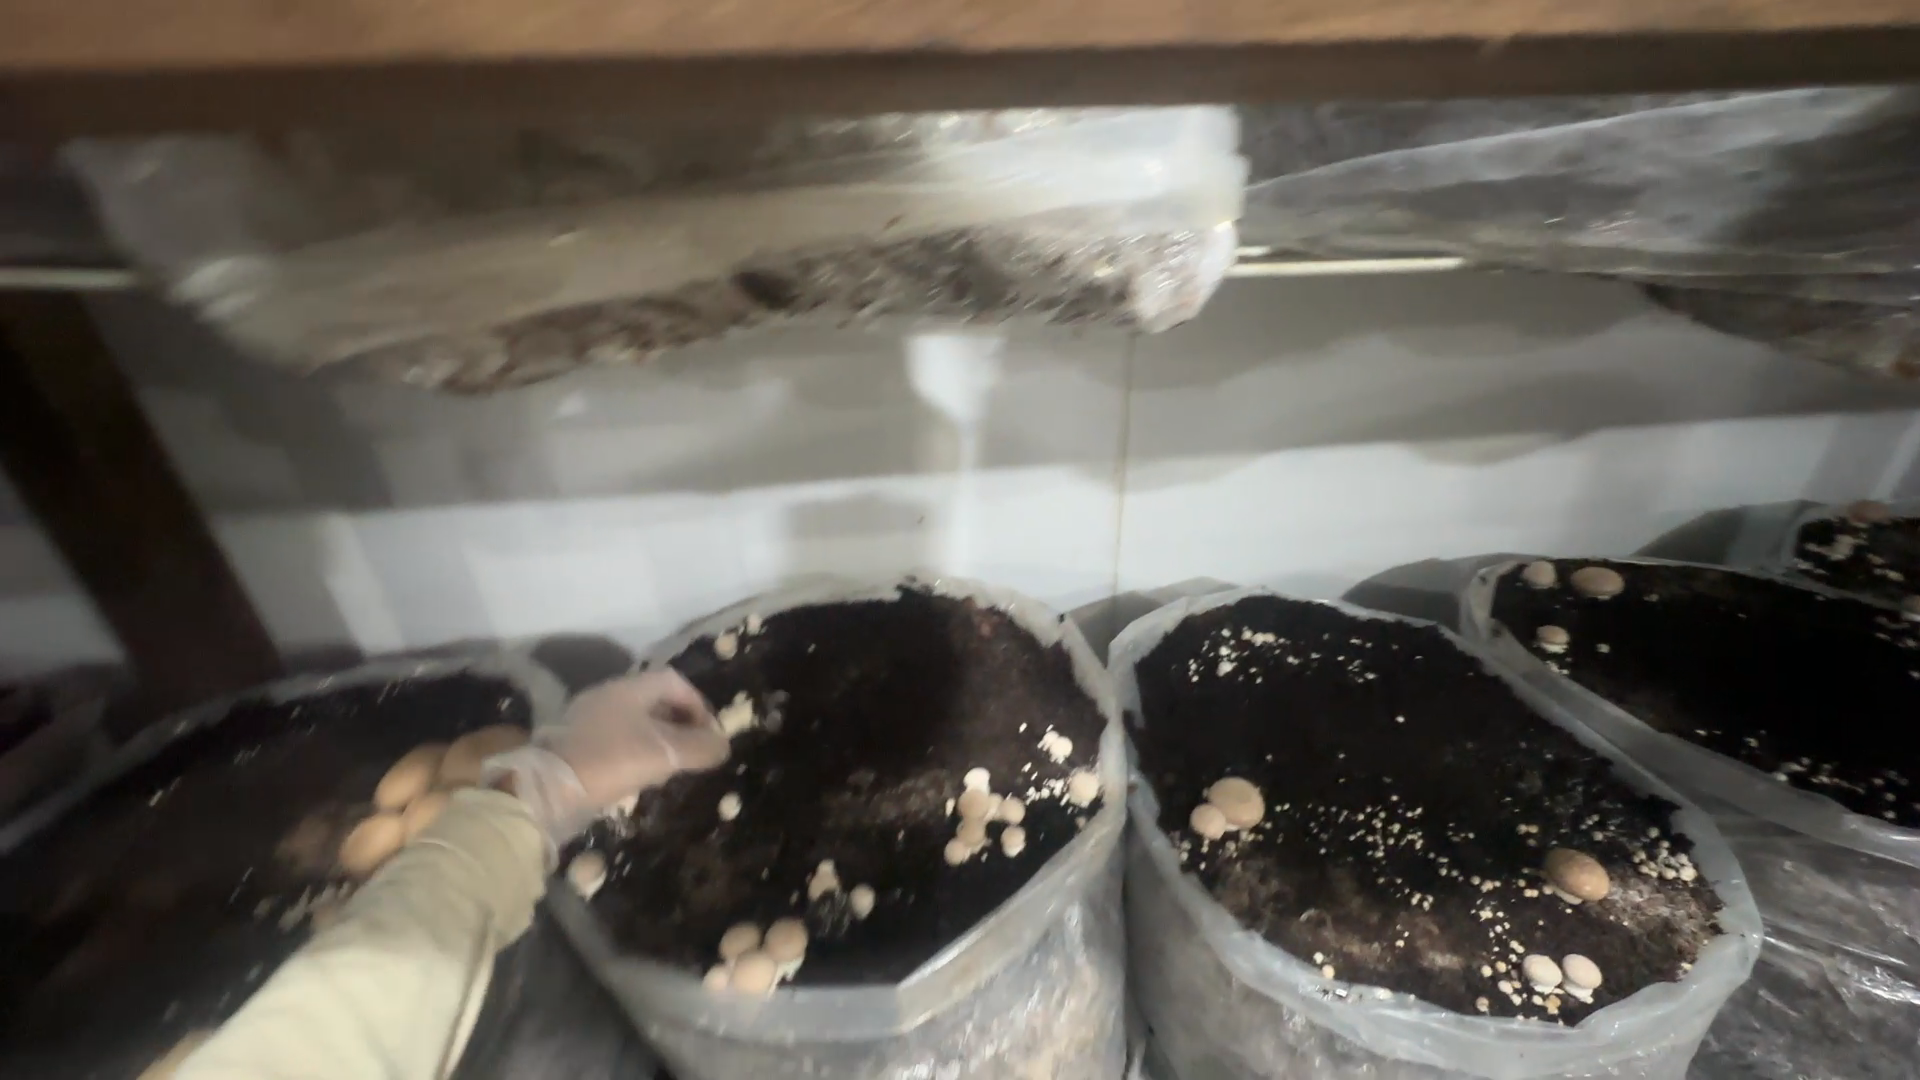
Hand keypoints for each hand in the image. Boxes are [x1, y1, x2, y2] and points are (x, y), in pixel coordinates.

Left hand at [549, 669, 728, 806]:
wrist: (544, 793)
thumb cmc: (611, 762)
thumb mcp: (665, 754)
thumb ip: (700, 747)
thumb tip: (723, 745)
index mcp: (629, 688)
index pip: (675, 682)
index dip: (699, 705)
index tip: (709, 733)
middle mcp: (606, 697)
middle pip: (655, 701)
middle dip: (680, 724)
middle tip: (693, 750)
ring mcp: (585, 721)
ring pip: (635, 723)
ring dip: (658, 740)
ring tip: (670, 766)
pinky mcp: (572, 746)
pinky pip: (615, 741)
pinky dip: (634, 753)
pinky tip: (638, 777)